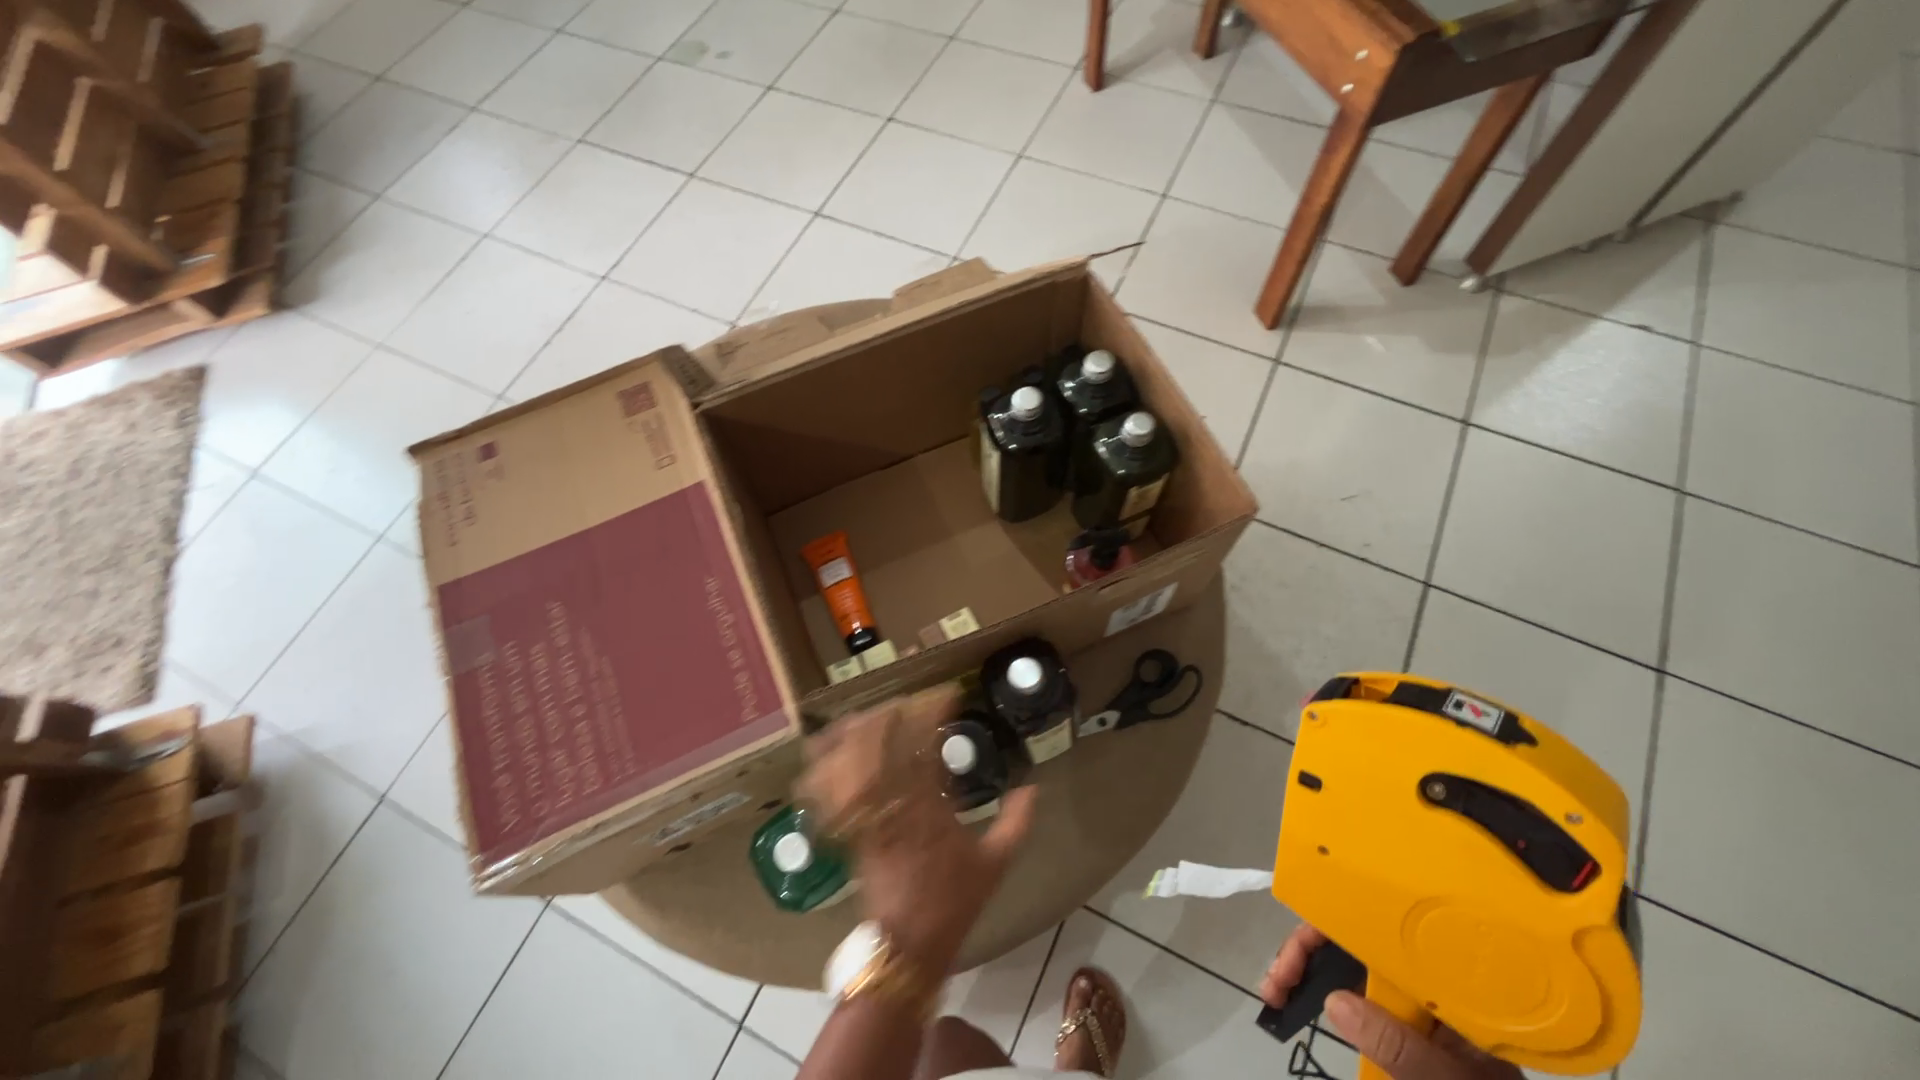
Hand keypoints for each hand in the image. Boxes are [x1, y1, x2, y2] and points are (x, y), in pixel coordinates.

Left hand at [795, 683, 1036, 973]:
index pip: (928, 750)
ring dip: (852, 739)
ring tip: (859, 717)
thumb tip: (1033, 787)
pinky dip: (825, 774)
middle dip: (884, 719)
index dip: (934, 716)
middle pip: (880, 752)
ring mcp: (869, 823)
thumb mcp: (995, 863)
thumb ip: (1015, 822)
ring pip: (852, 770)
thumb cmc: (954, 903)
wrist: (910, 946)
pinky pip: (833, 799)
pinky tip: (824, 754)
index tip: (948, 695)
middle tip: (898, 701)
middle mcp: (896, 810)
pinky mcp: (849, 836)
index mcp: (933, 810)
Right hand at [1260, 924, 1521, 1079]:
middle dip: (1308, 950)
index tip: (1293, 959)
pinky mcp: (1405, 1022)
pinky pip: (1358, 994)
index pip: (1383, 933)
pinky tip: (1300, 1000)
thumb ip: (1400, 1048)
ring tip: (1277, 991)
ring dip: (1308, 970)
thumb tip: (1334, 1002)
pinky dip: (1322, 992)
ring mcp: (1417, 1002)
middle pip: (1358, 942)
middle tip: (1275, 982)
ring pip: (1352, 966)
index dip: (1330, 932)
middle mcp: (1430, 981)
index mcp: (1450, 982)